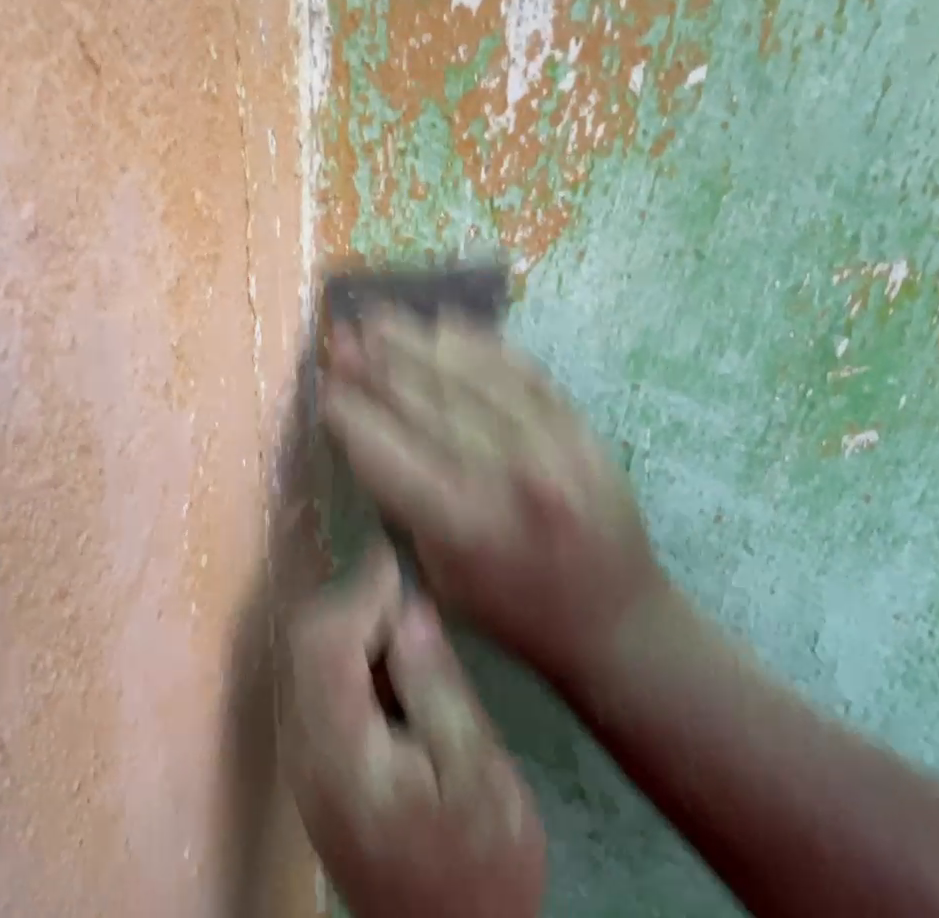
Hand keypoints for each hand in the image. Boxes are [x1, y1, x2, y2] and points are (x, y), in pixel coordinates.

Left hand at [283, 546, 545, 917]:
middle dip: (351, 604)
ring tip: (402, 622)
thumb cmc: (479, 865)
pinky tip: (388, 665)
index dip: (359, 589)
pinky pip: (314, 685)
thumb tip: (408, 609)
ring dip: (348, 628)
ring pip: (305, 659)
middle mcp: (300, 744)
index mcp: (336, 745)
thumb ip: (435, 685)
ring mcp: (299, 757)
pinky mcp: (311, 765)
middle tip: (406, 594)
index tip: (396, 559)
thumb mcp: (479, 775)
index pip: (324, 637)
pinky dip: (345, 658)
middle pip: (304, 642)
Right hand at [323, 311, 663, 686]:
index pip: (384, 451)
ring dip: (417, 343)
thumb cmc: (511, 611)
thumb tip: (364, 435)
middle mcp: (504, 476)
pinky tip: (446, 325)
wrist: (617, 622)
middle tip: (341, 335)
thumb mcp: (438, 576)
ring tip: (379, 316)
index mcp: (461, 523)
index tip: (322, 385)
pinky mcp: (580, 429)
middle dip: (374, 365)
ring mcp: (550, 445)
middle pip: (423, 403)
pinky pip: (522, 373)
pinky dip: (479, 346)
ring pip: (469, 377)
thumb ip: (402, 505)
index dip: (347, 414)